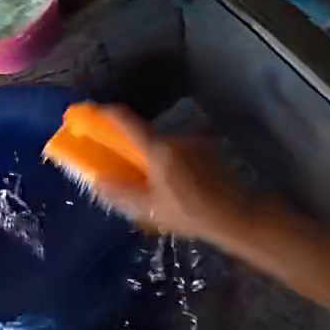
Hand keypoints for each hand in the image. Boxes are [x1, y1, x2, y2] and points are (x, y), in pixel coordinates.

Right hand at [89, 106, 257, 244]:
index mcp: (158, 149)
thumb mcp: (151, 209)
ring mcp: (193, 140)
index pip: (125, 119)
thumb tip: (98, 181)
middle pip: (144, 133)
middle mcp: (175, 137)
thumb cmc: (191, 213)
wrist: (238, 216)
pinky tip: (176, 183)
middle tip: (122, 163)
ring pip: (163, 142)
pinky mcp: (208, 147)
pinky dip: (170, 160)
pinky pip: (179, 149)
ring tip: (152, 181)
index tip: (91, 115)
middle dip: (130, 145)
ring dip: (153, 155)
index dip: (105, 113)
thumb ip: (122, 192)